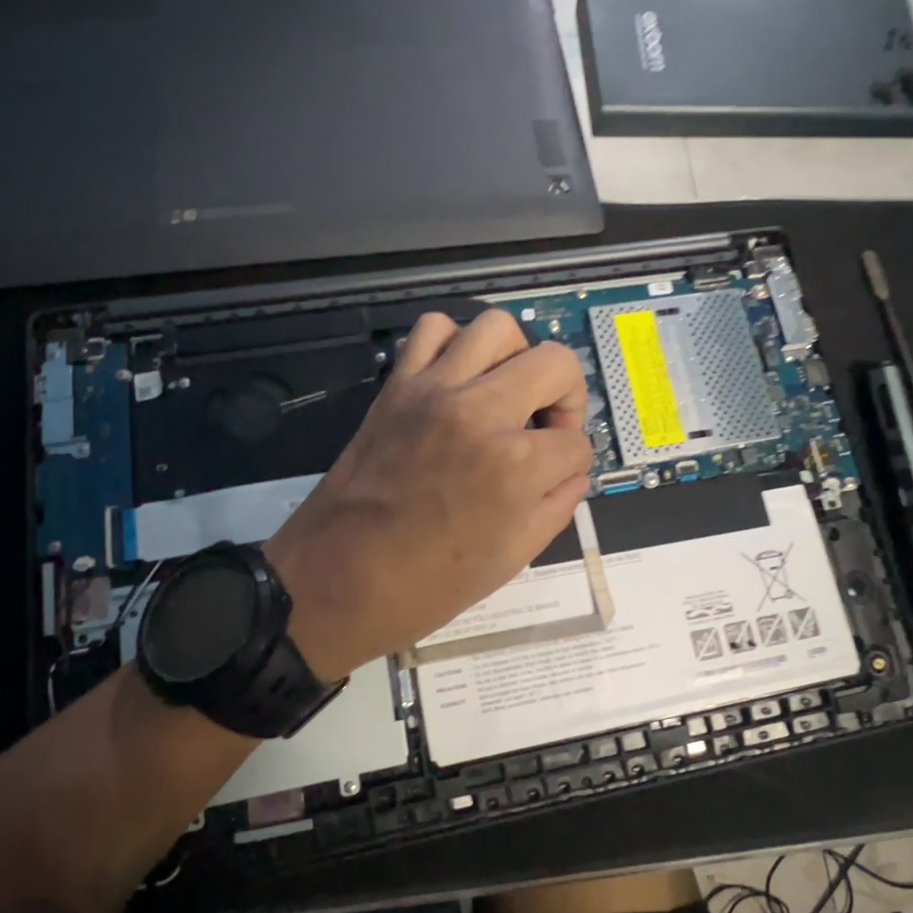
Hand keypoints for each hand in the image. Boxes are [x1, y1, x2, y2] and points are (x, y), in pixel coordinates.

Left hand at [264, 309, 591, 679]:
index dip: (574, 462)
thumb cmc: (427, 585)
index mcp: (514, 465)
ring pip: (497, 327)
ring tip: (506, 393)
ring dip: (516, 357)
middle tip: (546, 427)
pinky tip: (458, 379)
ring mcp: (434, 391)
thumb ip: (555, 507)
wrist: (338, 580)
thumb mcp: (511, 559)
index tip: (555, 476)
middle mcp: (480, 412)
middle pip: (555, 363)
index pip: (575, 442)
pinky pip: (431, 329)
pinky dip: (454, 343)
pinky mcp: (397, 386)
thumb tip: (572, 473)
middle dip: (566, 396)